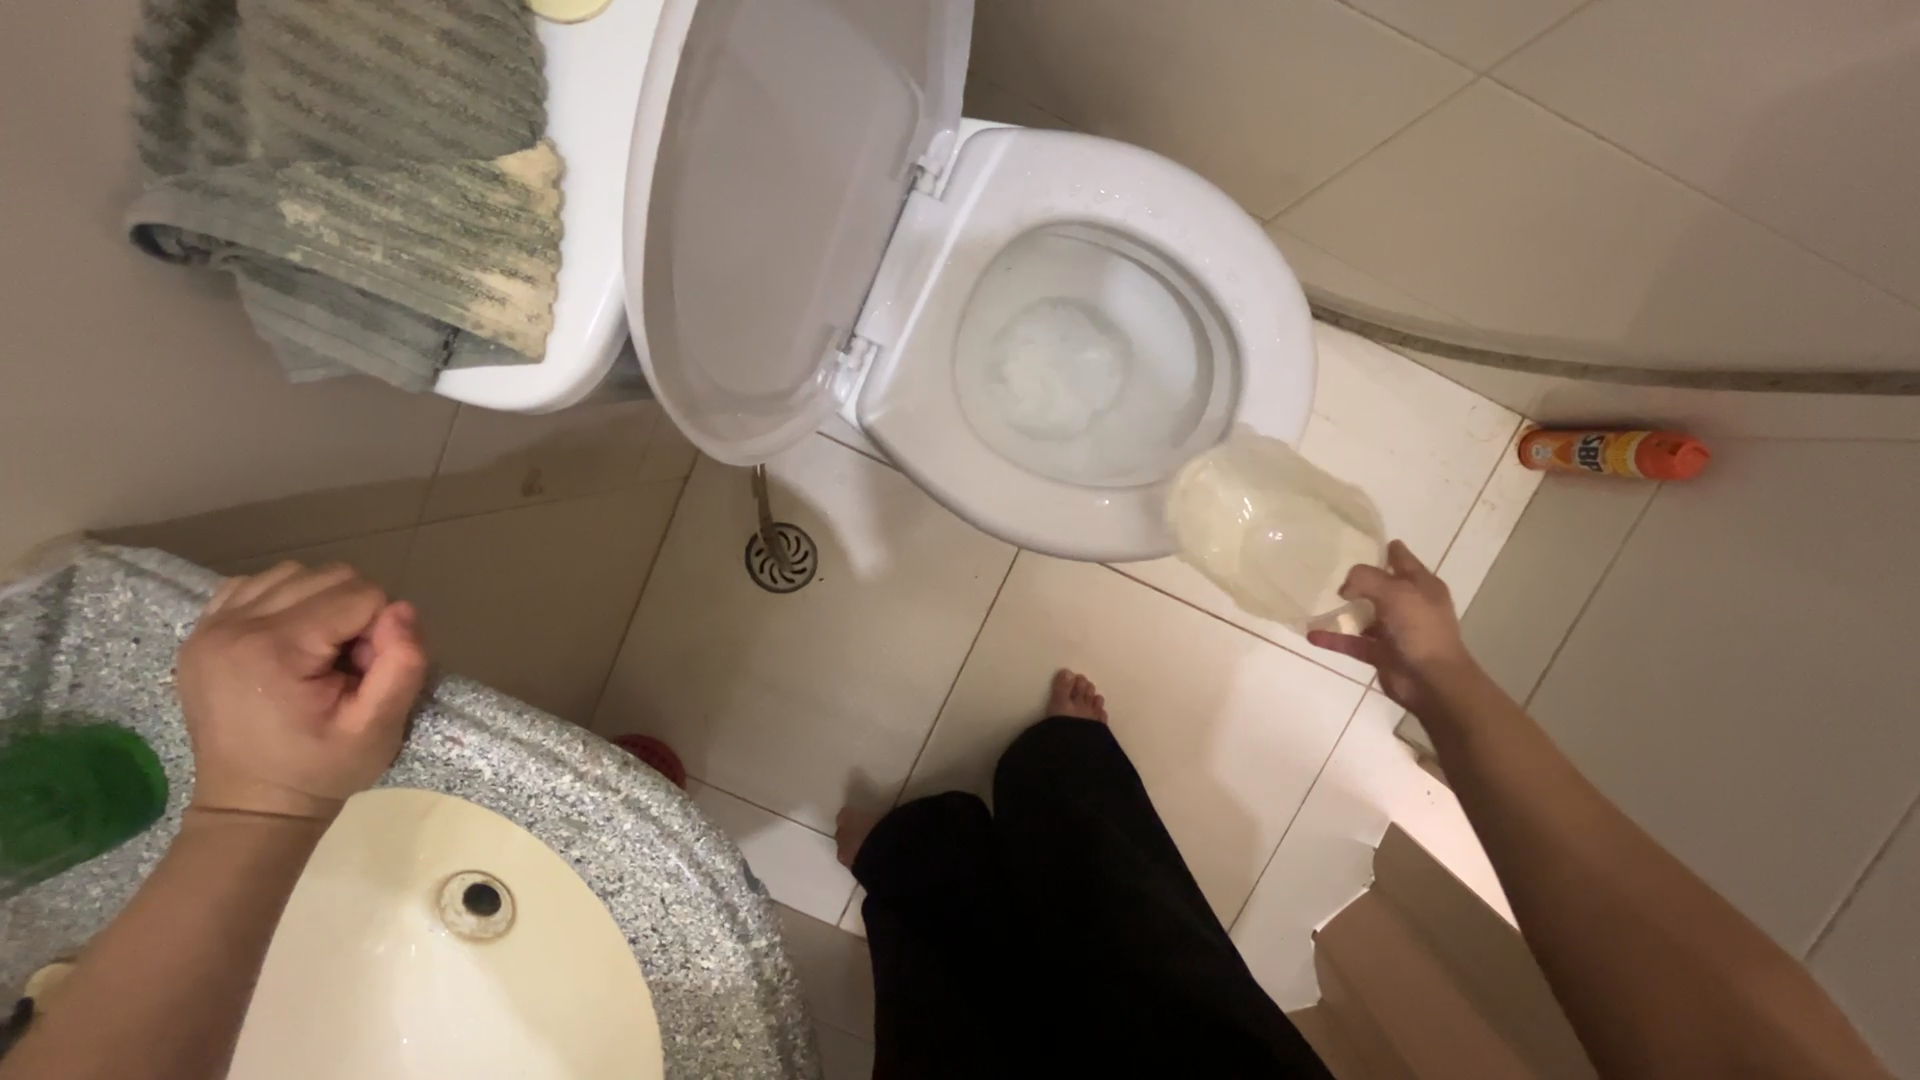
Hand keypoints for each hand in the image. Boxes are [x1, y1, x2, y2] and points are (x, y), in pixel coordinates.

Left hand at [176, 562, 427, 820]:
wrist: (252, 803)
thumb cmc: (322, 768)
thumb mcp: (380, 725)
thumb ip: (403, 662)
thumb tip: (403, 609)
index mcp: (273, 648)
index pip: (362, 595)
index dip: (380, 631)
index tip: (365, 674)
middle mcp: (232, 626)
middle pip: (331, 577)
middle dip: (356, 613)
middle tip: (348, 665)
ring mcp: (209, 626)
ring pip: (296, 574)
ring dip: (325, 602)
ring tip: (321, 651)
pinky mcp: (201, 631)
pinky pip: (256, 584)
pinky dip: (288, 600)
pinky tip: (294, 637)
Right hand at [1308, 540, 1478, 713]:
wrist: (1431, 680)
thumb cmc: (1420, 630)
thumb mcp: (1395, 592)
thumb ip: (1365, 579)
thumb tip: (1344, 588)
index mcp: (1422, 586)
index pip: (1402, 559)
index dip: (1385, 549)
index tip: (1359, 541)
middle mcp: (1410, 605)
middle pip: (1381, 586)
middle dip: (1359, 579)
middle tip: (1329, 570)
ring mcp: (1395, 630)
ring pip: (1364, 615)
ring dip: (1344, 611)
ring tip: (1317, 601)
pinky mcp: (1380, 653)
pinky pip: (1351, 642)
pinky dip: (1333, 638)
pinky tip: (1312, 634)